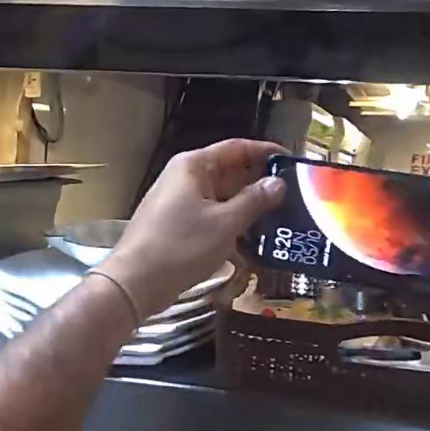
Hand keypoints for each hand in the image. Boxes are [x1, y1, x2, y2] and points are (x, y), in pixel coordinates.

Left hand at [98, 139, 286, 317]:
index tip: (292, 162)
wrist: (135, 283)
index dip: (266, 152)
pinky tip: (254, 243)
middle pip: (230, 173)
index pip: (236, 148)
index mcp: (194, 166)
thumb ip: (254, 200)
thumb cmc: (180, 247)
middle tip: (294, 196)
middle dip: (260, 184)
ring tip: (282, 220)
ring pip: (223, 198)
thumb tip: (277, 183)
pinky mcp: (179, 225)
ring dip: (248, 208)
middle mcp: (186, 178)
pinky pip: (212, 217)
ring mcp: (180, 202)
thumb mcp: (225, 223)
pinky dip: (232, 226)